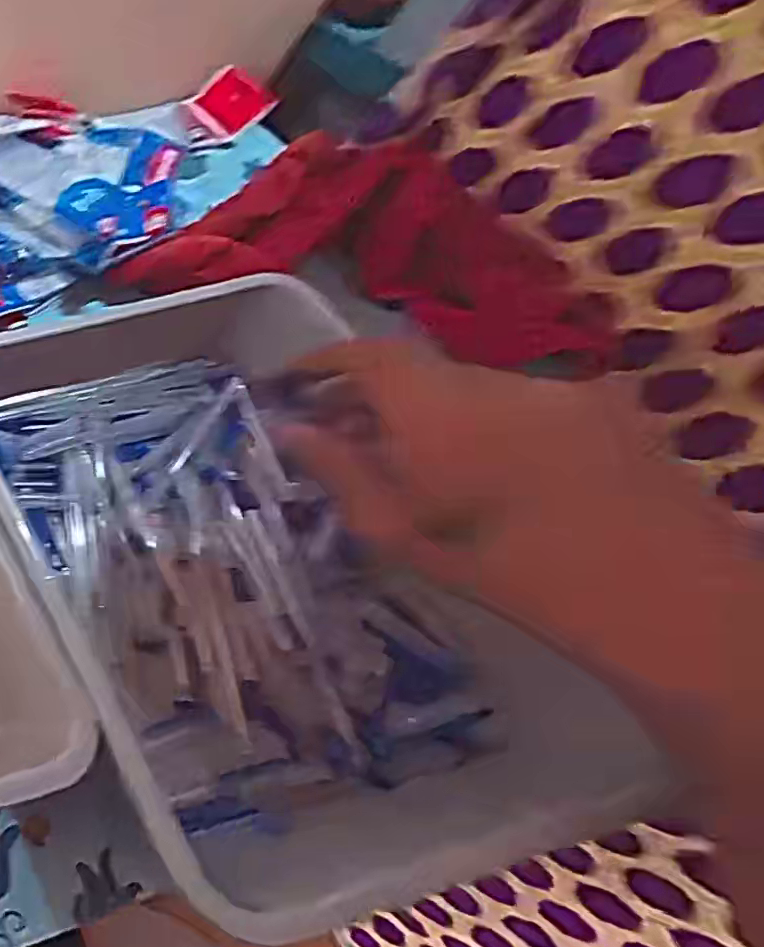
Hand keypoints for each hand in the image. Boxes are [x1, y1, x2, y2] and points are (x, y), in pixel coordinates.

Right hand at [272, 338, 729, 616]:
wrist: (657, 591)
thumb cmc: (495, 562)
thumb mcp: (391, 525)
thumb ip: (336, 469)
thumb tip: (289, 429)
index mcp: (440, 409)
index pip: (371, 355)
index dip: (325, 360)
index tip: (291, 380)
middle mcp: (498, 384)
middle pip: (415, 372)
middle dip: (365, 395)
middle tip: (332, 432)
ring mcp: (556, 392)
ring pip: (462, 387)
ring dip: (418, 410)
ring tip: (396, 456)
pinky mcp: (599, 408)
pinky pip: (509, 400)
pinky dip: (468, 419)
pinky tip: (467, 465)